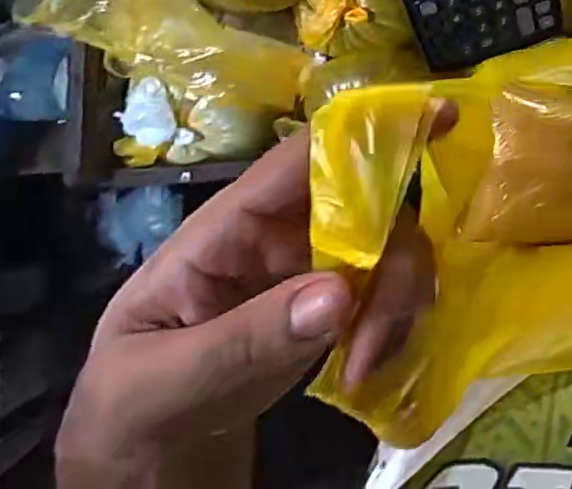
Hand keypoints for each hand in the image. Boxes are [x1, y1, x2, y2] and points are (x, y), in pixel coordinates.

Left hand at [57, 103, 453, 488]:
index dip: (369, 125)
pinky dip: (400, 322)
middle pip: (371, 199)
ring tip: (366, 363)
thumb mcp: (160, 383)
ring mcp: (319, 262)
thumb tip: (339, 294)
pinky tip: (369, 366)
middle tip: (379, 326)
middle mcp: (287, 227)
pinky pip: (395, 288)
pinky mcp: (341, 299)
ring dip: (399, 299)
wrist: (149, 458)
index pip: (307, 151)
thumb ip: (241, 341)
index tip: (440, 116)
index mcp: (235, 219)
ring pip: (395, 244)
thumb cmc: (131, 405)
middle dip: (395, 252)